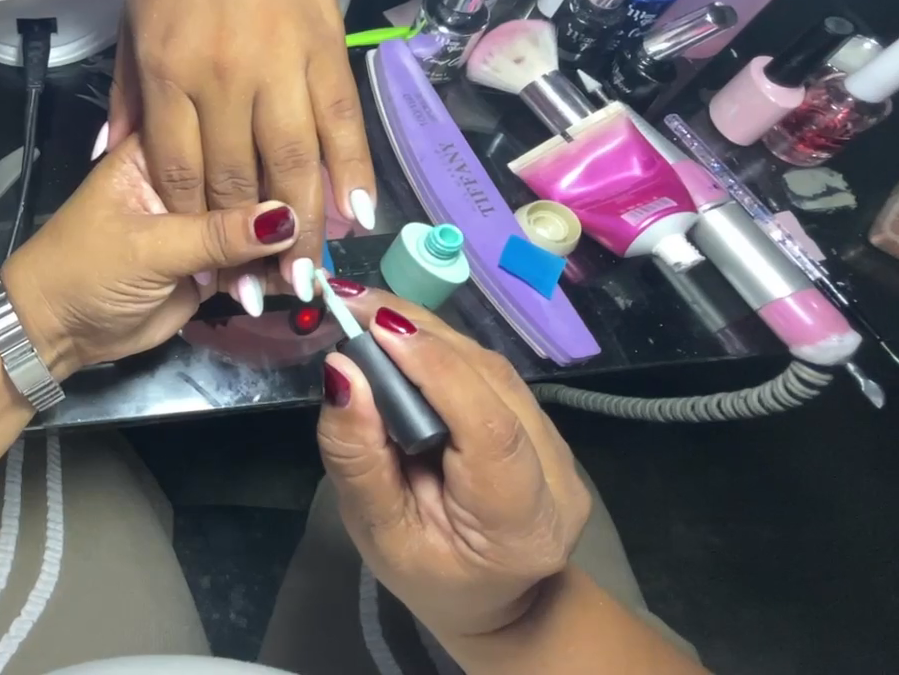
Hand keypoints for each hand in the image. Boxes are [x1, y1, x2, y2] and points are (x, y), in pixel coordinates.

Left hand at [0, 137, 300, 378]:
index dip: (267, 151)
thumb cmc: (85, 269)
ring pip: (256, 222)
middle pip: (248, 179)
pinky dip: (272, 270)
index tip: (318, 170)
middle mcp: (186, 175)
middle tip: (327, 228)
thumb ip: (215, 234)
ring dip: (283, 243)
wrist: (59, 328)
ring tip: (313, 263)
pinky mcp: (210, 260)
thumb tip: (287, 218)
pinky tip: (300, 277)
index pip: (223, 134)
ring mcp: (200, 219)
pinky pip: (251, 259)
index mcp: (158, 151)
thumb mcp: (148, 247)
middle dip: (283, 205)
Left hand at [112, 0, 373, 315]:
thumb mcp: (132, 27)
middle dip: (246, 244)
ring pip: (291, 163)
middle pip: (234, 179)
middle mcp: (221, 78)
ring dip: (302, 228)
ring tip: (309, 275)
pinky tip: (357, 216)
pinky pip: (340, 122)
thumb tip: (120, 156)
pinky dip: (352, 171)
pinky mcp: (323, 47)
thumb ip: (131, 98)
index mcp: (166, 75)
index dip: (194, 226)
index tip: (208, 266)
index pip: (180, 171)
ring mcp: (278, 63)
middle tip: (262, 292)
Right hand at [315, 287, 590, 639]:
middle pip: (491, 381)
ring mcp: (557, 445)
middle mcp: (557, 477)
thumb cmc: (428, 572)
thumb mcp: (374, 528)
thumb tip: (341, 371)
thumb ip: (356, 456)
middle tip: (348, 299)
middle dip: (418, 332)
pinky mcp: (540, 422)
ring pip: (490, 365)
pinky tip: (394, 329)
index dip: (436, 369)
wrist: (496, 599)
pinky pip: (486, 368)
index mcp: (518, 523)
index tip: (376, 326)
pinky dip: (436, 341)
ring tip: (361, 305)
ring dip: (423, 328)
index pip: (489, 430)